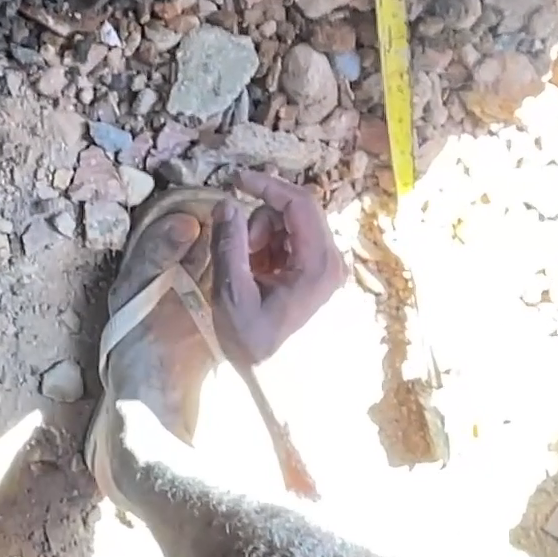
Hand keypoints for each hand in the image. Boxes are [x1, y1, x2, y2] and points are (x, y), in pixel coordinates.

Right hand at [211, 171, 346, 363]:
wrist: (274, 377)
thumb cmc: (253, 341)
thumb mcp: (232, 293)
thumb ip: (229, 246)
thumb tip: (226, 203)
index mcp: (319, 264)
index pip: (299, 203)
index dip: (267, 184)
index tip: (233, 178)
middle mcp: (331, 259)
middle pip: (293, 210)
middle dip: (258, 221)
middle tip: (238, 251)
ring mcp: (325, 264)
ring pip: (287, 223)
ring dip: (259, 235)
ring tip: (246, 270)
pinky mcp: (314, 269)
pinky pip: (286, 239)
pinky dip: (264, 247)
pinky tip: (255, 273)